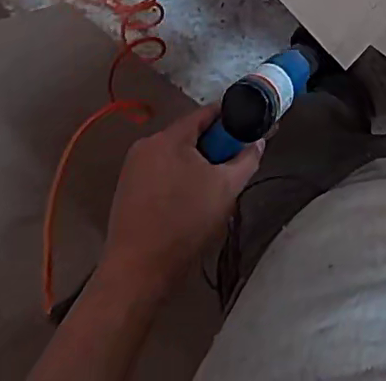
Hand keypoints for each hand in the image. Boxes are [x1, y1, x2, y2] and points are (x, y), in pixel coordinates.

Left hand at [99, 103, 260, 289]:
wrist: (138, 272)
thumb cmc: (185, 224)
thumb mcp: (225, 190)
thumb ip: (246, 160)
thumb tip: (258, 142)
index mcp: (169, 137)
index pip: (204, 113)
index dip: (229, 118)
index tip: (247, 127)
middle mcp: (147, 144)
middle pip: (188, 134)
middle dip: (212, 147)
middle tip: (232, 166)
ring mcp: (133, 166)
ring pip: (174, 154)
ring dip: (194, 164)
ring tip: (211, 189)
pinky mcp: (126, 188)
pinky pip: (159, 171)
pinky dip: (176, 178)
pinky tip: (187, 202)